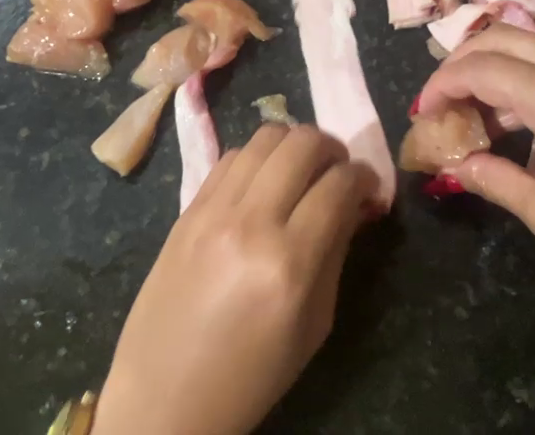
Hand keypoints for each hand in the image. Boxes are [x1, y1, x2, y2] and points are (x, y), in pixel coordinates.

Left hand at [92, 124, 377, 434]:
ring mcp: (213, 211)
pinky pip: (230, 156)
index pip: (339, 184)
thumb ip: (337, 251)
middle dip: (333, 148)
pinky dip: (258, 158)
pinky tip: (264, 182)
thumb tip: (358, 202)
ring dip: (294, 145)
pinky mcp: (188, 210)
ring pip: (265, 137)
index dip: (365, 177)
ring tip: (301, 171)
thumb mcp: (315, 323)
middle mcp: (251, 223)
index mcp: (290, 262)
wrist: (166, 398)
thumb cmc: (253, 373)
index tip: (369, 188)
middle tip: (338, 172)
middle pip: (302, 143)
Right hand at [418, 26, 534, 284]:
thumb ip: (494, 181)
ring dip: (489, 62)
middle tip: (439, 99)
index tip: (423, 111)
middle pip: (500, 37)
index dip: (444, 84)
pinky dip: (517, 69)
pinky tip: (509, 109)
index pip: (483, 68)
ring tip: (467, 106)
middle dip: (459, 61)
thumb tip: (455, 165)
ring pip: (525, 40)